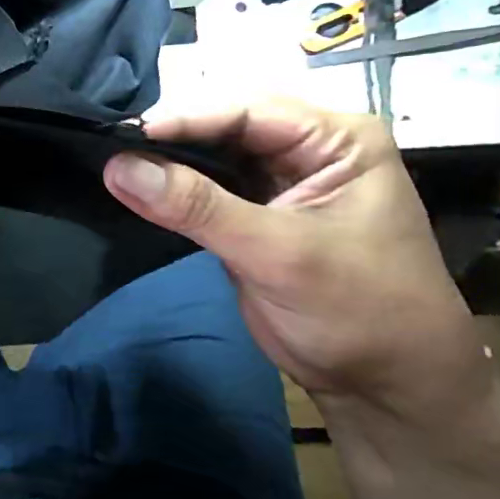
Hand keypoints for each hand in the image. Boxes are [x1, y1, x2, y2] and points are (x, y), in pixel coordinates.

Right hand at [104, 101, 491, 428]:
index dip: (185, 119)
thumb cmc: (357, 311)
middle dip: (174, 139)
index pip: (249, 111)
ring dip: (171, 165)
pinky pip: (212, 192)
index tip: (125, 134)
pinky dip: (178, 193)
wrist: (386, 388)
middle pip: (229, 127)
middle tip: (113, 148)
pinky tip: (142, 189)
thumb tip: (119, 167)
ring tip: (116, 165)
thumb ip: (199, 207)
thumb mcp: (279, 254)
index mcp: (337, 138)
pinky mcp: (260, 216)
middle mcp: (310, 149)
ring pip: (215, 158)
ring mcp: (283, 183)